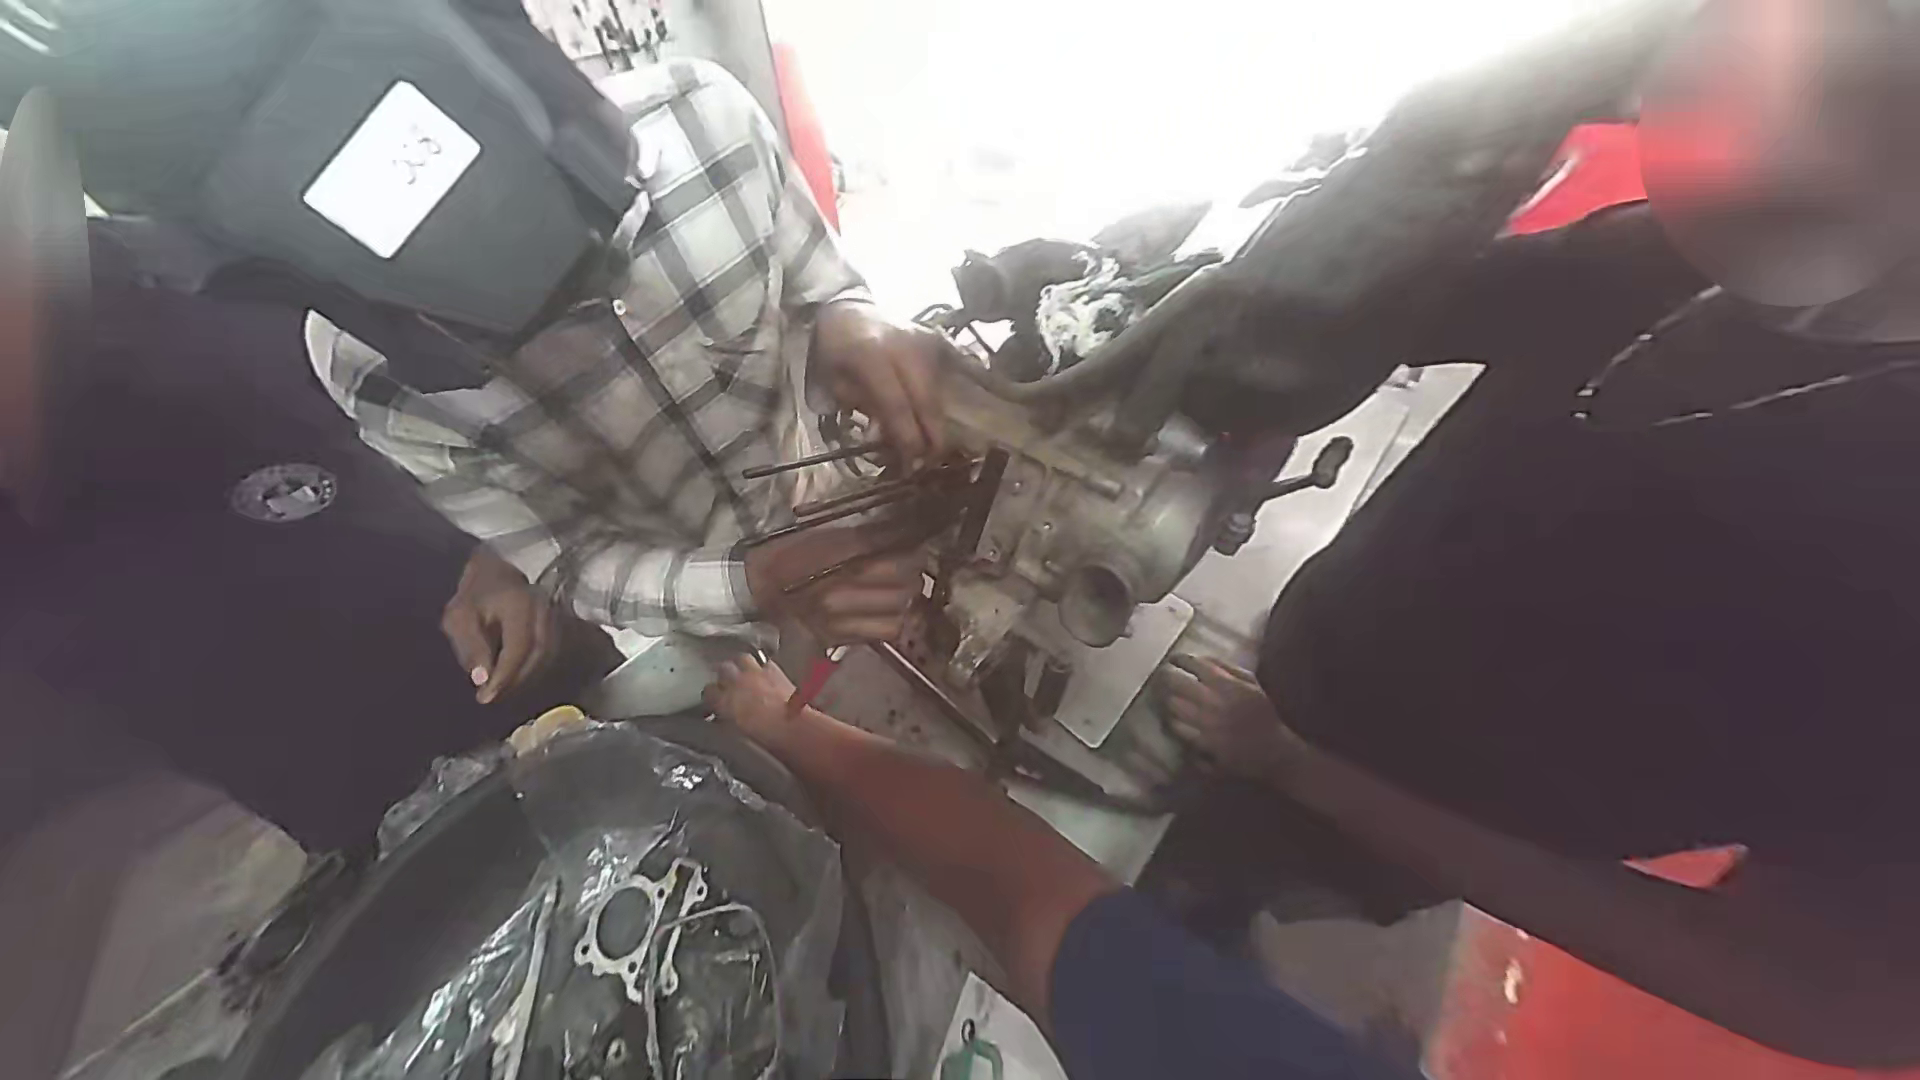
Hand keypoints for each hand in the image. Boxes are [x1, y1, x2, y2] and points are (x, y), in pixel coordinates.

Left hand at [441, 547, 559, 703]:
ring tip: (503, 689)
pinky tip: (517, 675)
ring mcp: (554, 617)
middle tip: (492, 697)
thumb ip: (471, 647)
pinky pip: (549, 650)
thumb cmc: (476, 593)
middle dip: (515, 680)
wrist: (502, 570)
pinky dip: (534, 667)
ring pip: (546, 655)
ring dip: (526, 676)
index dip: (505, 675)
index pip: (519, 648)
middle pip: (538, 655)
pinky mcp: (556, 623)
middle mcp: (544, 613)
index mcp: (521, 609)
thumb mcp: (460, 617)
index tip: (487, 696)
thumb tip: (482, 679)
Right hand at [703, 653, 799, 752]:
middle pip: (723, 668)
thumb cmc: (764, 736)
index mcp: (723, 701)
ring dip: (742, 664)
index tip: (715, 698)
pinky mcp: (774, 669)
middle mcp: (736, 683)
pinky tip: (766, 673)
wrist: (790, 726)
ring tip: (745, 671)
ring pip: (742, 658)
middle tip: (729, 682)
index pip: (708, 691)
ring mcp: (755, 673)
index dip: (712, 694)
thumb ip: (727, 717)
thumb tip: (727, 715)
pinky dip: (763, 666)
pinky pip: (764, 661)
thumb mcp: (736, 731)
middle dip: (724, 673)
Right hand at [745, 520, 925, 644]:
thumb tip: (904, 530)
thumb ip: (867, 535)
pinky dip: (896, 620)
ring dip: (906, 598)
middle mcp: (841, 591)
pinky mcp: (842, 637)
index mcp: (836, 558)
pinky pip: (888, 631)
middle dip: (913, 573)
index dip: (912, 550)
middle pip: (904, 582)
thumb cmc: (790, 553)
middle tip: (909, 566)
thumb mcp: (825, 534)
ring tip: (900, 589)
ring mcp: (842, 618)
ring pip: (900, 609)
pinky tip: (889, 611)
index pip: (894, 553)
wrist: (754, 590)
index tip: (913, 546)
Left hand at [812, 300, 950, 466]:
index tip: (909, 468)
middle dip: (931, 440)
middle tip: (927, 464)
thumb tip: (887, 442)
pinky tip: (934, 421)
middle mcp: (904, 347)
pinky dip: (942, 404)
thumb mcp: (835, 383)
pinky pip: (946, 380)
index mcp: (871, 357)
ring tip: (928, 447)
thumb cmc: (835, 351)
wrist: (848, 308)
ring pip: (939, 395)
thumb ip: (863, 411)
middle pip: (927, 403)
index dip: (906, 441)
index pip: (898, 408)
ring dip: (936, 426)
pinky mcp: (937, 341)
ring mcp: (925, 341)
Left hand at [1158, 655, 1307, 780]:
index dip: (1179, 659)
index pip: (1193, 664)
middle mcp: (1213, 703)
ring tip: (1169, 701)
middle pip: (1175, 684)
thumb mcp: (1251, 684)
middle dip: (1166, 679)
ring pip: (1171, 708)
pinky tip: (1177, 722)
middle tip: (1165, 679)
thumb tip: (1200, 657)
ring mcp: (1207, 726)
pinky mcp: (1204, 746)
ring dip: (1168, 703)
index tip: (1173, 660)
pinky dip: (1175, 726)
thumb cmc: (1261, 714)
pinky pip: (1178, 732)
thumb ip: (1225, 667)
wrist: (1274, 752)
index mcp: (1226, 685)